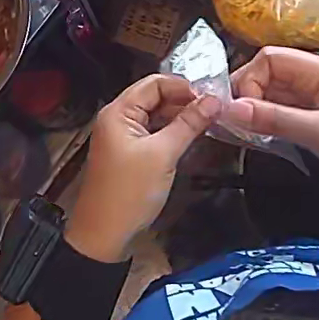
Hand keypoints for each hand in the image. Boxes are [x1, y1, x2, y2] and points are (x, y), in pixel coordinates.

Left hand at [67, 75, 219, 261]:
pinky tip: (191, 137)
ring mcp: (122, 137)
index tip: (211, 97)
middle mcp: (117, 119)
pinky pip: (153, 133)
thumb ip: (188, 124)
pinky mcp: (129, 153)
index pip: (154, 83)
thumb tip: (213, 101)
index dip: (183, 87)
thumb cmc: (127, 194)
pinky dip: (172, 132)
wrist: (103, 236)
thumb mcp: (163, 155)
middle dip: (184, 101)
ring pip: (155, 116)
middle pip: (154, 97)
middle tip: (215, 110)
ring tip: (208, 122)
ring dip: (180, 117)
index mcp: (118, 112)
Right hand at [225, 47, 318, 193]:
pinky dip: (277, 125)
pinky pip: (293, 115)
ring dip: (261, 113)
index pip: (267, 59)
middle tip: (235, 128)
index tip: (237, 111)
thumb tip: (228, 108)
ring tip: (246, 136)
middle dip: (248, 97)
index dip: (246, 79)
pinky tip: (268, 141)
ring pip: (280, 98)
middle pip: (270, 77)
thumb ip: (274, 119)